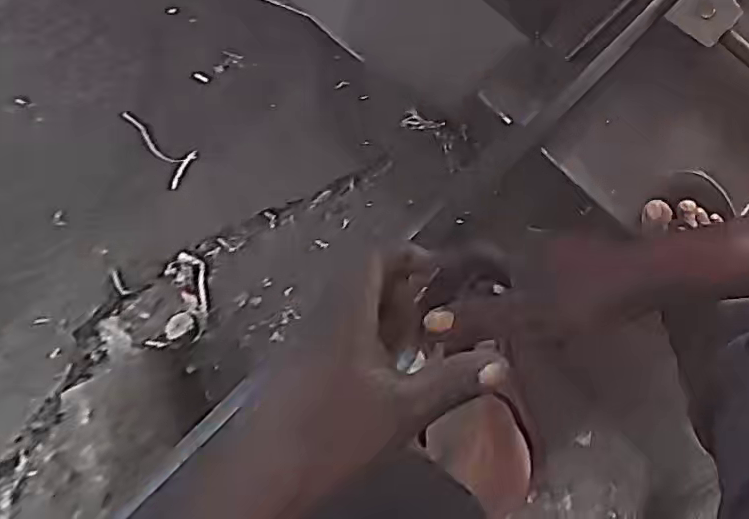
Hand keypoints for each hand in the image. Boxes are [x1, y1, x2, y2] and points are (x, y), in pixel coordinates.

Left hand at [194, 246, 508, 518]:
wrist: (249, 497)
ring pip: (351, 313)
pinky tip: (383, 376)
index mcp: (344, 319)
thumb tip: (498, 363)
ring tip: (413, 344)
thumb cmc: (322, 443)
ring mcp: (302, 353)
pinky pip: (338, 340)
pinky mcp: (293, 380)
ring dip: (387, 320)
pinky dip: (367, 344)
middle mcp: (319, 326)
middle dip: (405, 292)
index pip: (374, 258)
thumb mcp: (402, 410)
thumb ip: (453, 380)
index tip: (436, 268)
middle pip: (364, 283)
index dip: (409, 254)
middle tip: (432, 310)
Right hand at [433, 234, 655, 345]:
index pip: (466, 258)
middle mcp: (535, 240)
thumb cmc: (588, 297)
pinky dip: (519, 288)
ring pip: (513, 265)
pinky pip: (535, 270)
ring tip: (479, 317)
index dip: (440, 279)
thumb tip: (431, 322)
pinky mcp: (582, 256)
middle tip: (446, 317)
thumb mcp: (531, 315)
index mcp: (517, 250)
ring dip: (493, 288)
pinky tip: (525, 309)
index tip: (420, 304)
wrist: (646, 275)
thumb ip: (483, 317)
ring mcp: (561, 245)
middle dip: (464, 286)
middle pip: (488, 260)